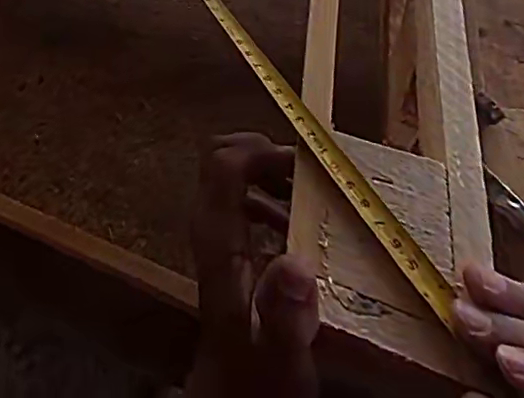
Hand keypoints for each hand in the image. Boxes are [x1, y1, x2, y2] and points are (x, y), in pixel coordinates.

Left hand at [186, 133, 318, 397]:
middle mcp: (210, 226)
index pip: (224, 162)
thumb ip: (287, 314)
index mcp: (218, 237)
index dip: (261, 151)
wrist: (234, 396)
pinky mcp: (228, 249)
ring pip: (234, 177)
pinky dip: (272, 200)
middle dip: (266, 155)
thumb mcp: (281, 354)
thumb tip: (296, 266)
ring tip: (313, 195)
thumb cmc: (258, 378)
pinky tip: (302, 226)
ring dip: (271, 176)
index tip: (304, 166)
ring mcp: (216, 236)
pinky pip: (245, 202)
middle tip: (309, 174)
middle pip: (223, 158)